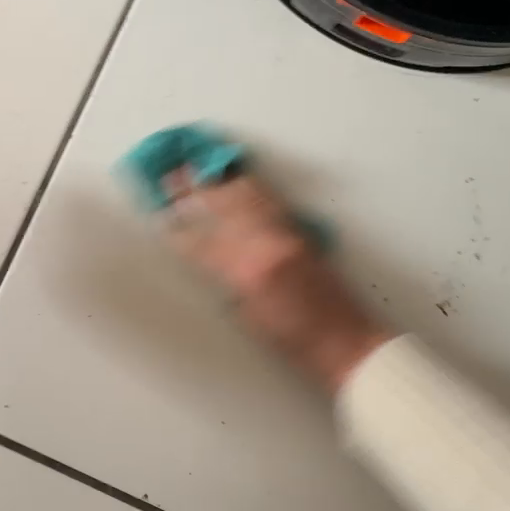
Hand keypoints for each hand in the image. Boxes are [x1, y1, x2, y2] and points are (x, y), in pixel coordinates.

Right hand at [166, 173, 392, 394]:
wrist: (346, 343)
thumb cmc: (297, 342)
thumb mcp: (249, 317)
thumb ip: (228, 283)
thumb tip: (214, 261)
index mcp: (247, 272)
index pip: (202, 242)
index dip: (180, 230)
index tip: (163, 217)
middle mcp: (266, 245)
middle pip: (223, 206)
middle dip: (195, 190)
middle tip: (174, 175)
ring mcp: (286, 234)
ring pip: (248, 196)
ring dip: (223, 181)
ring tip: (202, 168)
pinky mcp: (302, 233)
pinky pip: (272, 201)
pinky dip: (253, 188)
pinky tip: (242, 180)